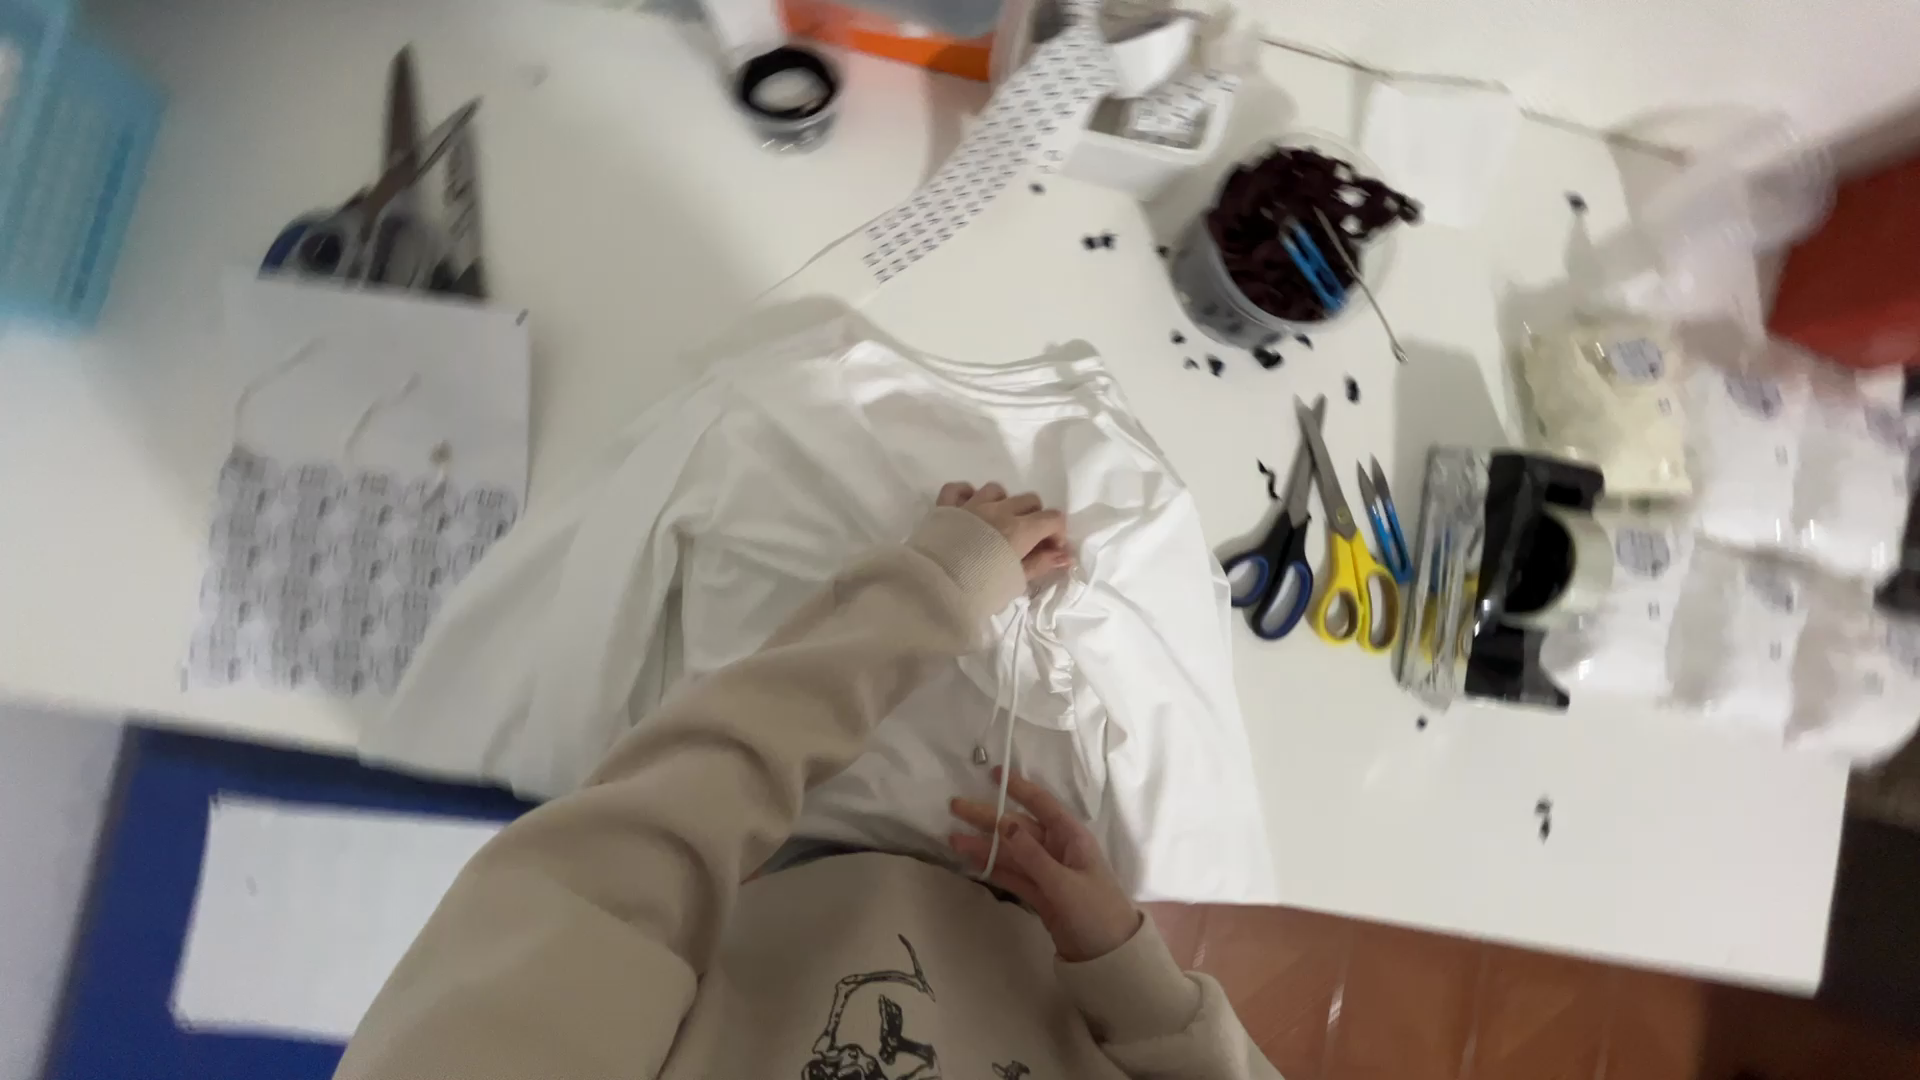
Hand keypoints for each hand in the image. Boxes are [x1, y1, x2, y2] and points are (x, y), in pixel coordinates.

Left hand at [936, 482, 1071, 581]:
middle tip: (1027, 541)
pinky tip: (969, 508)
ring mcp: (971, 505)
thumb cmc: (980, 589)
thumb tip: (1065, 555)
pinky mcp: (946, 507)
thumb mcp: (1016, 580)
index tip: (1051, 551)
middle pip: (1028, 500)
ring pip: (997, 490)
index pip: (1052, 518)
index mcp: (1019, 529)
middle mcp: (998, 510)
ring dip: (1003, 503)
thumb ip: (1042, 563)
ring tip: (998, 523)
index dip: (1057, 533)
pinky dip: (966, 494)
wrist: (935, 588)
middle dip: (1034, 518)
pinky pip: (958, 489)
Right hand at [950, 768, 1141, 961]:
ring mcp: (1047, 871)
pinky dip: (992, 868)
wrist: (1112, 960)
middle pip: (1018, 827)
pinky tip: (971, 862)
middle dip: (988, 817)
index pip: (1041, 804)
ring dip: (983, 845)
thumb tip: (1003, 823)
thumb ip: (1032, 855)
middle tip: (955, 806)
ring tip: (952, 839)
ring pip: (1010, 852)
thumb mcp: (1065, 884)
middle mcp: (1057, 848)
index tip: (993, 774)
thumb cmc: (1096, 913)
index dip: (1017, 788)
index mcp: (1071, 837)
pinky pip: (1012, 874)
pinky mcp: (1039, 893)